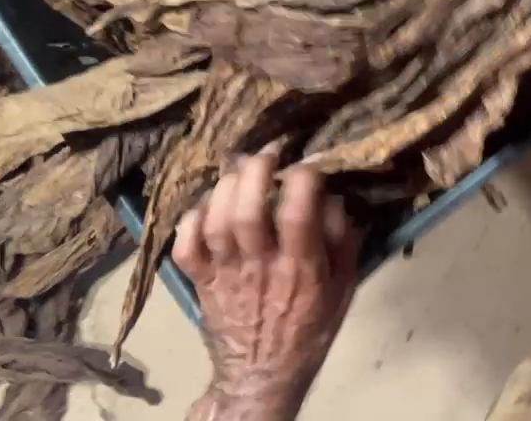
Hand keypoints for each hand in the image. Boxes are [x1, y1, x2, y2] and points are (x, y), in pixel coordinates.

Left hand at [176, 154, 358, 420]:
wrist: (262, 376)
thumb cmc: (311, 326)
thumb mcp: (345, 284)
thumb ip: (343, 240)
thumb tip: (333, 197)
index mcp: (300, 267)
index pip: (297, 212)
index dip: (303, 178)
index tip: (310, 164)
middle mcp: (259, 265)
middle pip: (247, 210)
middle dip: (256, 172)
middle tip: (269, 154)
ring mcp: (225, 273)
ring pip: (216, 222)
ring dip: (227, 187)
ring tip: (241, 169)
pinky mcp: (201, 281)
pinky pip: (185, 247)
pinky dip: (191, 220)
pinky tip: (208, 205)